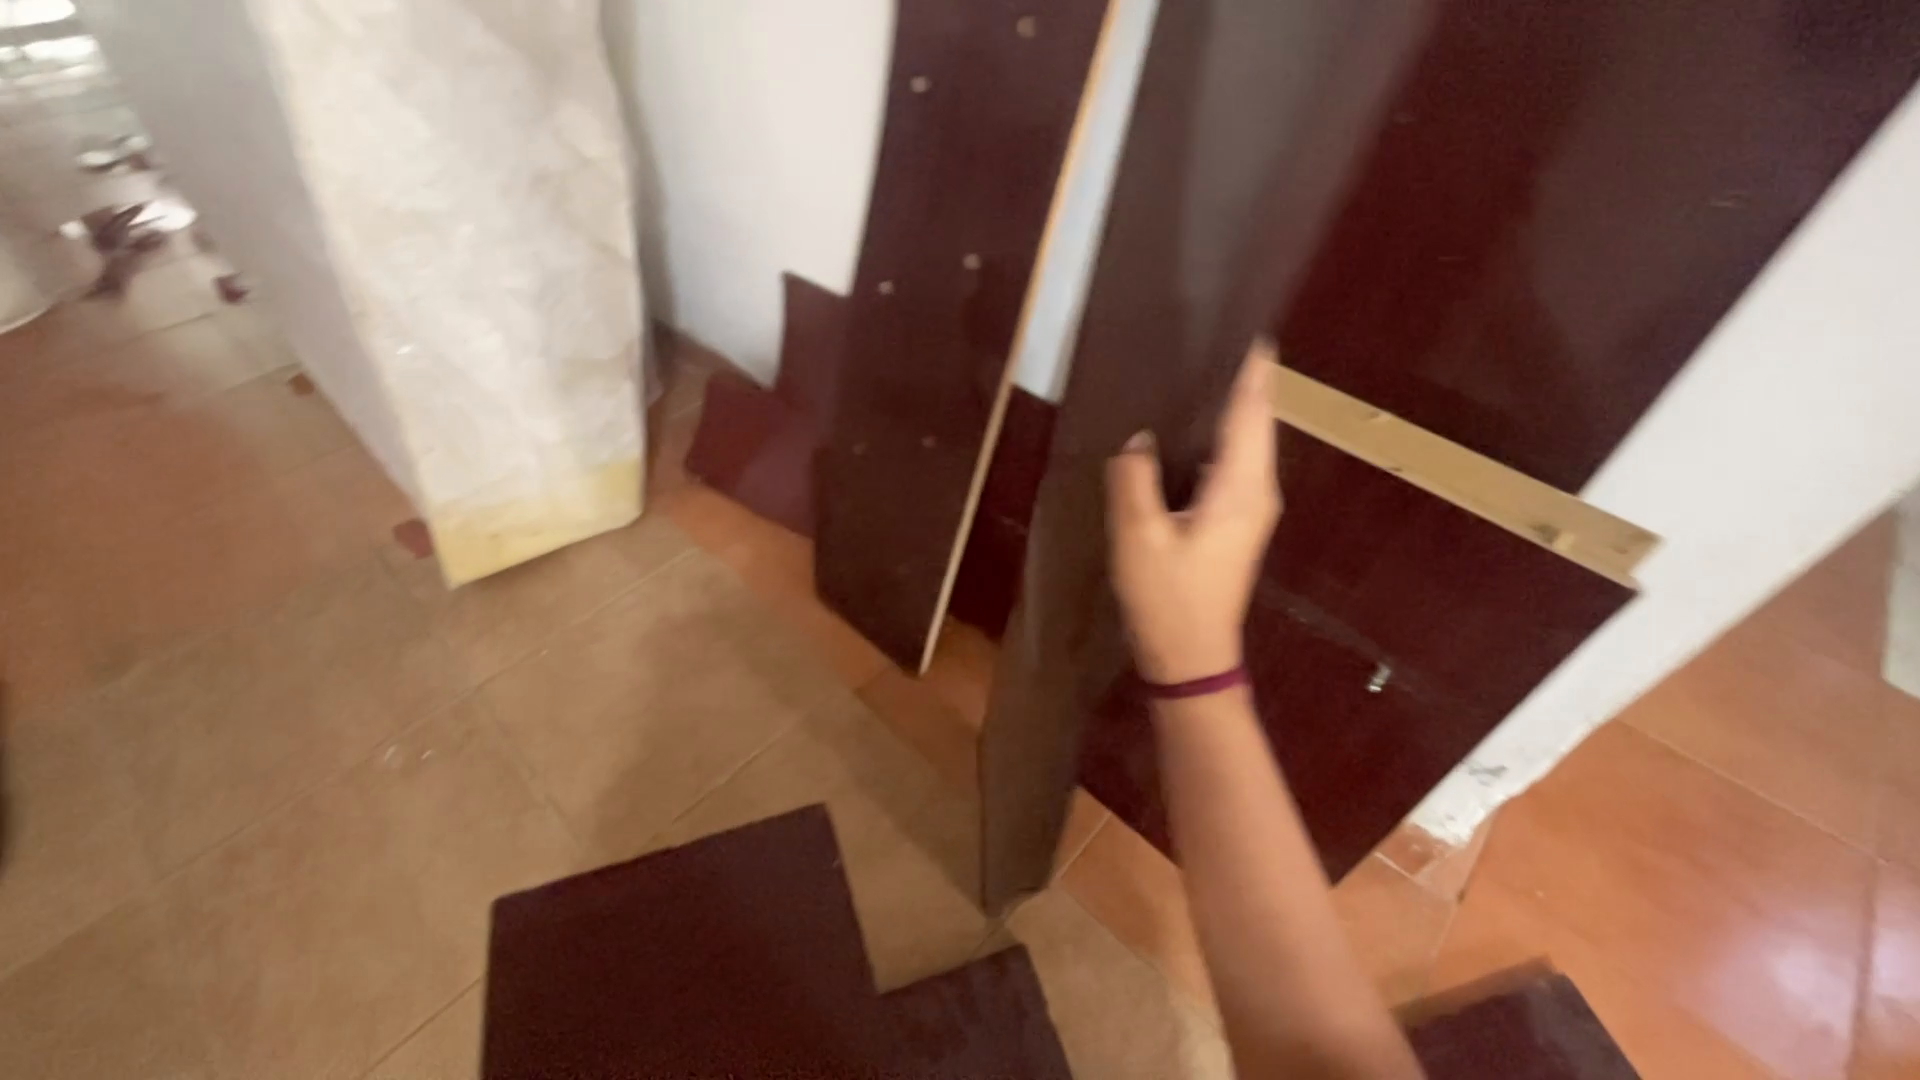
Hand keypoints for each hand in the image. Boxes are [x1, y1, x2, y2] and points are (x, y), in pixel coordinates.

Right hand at [1106, 351, 1281, 682]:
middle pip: (1255, 420)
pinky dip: (1215, 438)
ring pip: (1245, 441)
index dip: (1252, 367)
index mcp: (1242, 486)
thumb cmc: (1167, 598)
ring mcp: (1251, 507)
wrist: (1190, 657)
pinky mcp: (1237, 522)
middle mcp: (1258, 490)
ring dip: (1226, 408)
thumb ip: (1135, 478)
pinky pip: (1232, 463)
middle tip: (1204, 340)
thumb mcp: (1138, 536)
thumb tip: (1138, 437)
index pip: (1253, 410)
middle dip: (1239, 379)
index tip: (1244, 326)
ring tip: (1192, 372)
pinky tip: (1183, 431)